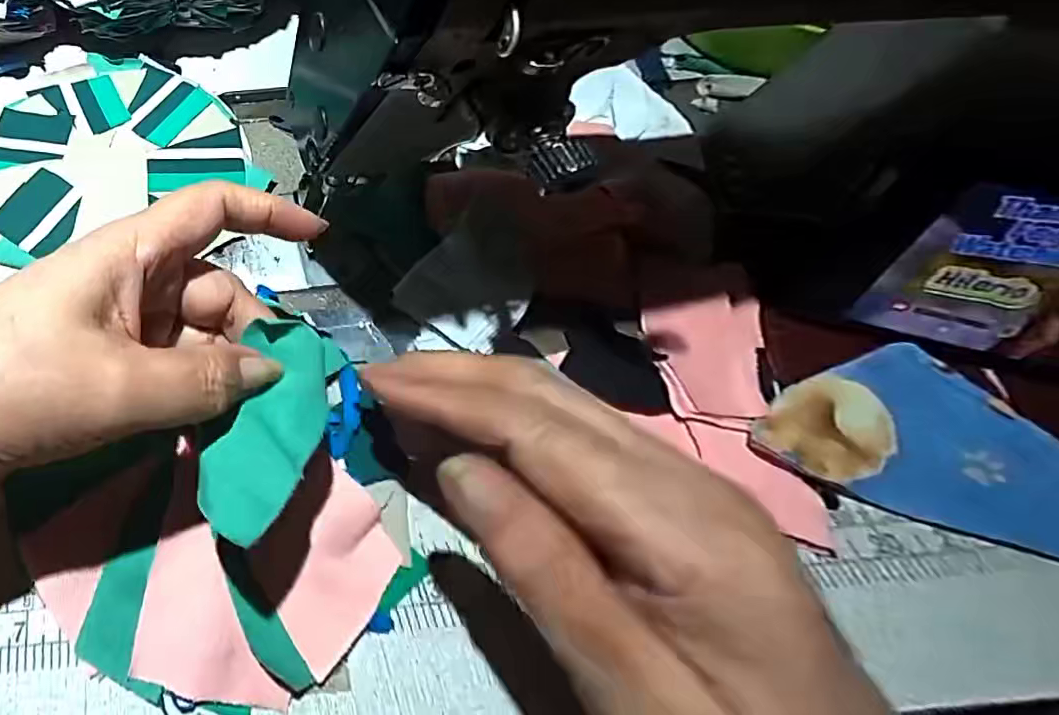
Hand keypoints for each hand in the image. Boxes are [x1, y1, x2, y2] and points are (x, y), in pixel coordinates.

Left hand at [0, 183, 325, 524]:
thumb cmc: (15, 383)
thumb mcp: (119, 387)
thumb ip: (204, 380)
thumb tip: (271, 374)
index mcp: (135, 252)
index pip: (214, 208)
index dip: (269, 212)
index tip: (319, 235)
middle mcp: (135, 277)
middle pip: (218, 288)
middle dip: (256, 333)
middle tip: (286, 393)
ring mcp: (121, 321)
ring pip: (199, 333)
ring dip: (228, 371)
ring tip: (252, 424)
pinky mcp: (108, 360)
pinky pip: (172, 364)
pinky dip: (198, 389)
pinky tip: (214, 427)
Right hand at [360, 352, 888, 714]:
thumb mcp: (634, 695)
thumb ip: (544, 572)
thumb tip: (457, 466)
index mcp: (681, 523)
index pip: (536, 427)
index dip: (448, 396)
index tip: (375, 382)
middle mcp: (683, 473)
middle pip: (547, 394)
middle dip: (454, 375)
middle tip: (378, 375)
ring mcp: (683, 477)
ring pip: (560, 402)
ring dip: (476, 388)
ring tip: (409, 391)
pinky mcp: (673, 493)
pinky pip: (576, 434)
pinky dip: (509, 419)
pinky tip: (472, 430)